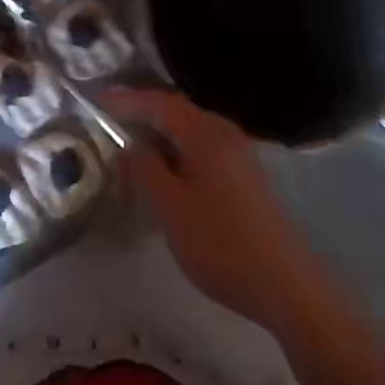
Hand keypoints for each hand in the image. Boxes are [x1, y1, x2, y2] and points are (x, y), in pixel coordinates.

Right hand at [104, 87, 318, 328]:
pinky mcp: (247, 177)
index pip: (160, 102)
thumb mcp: (171, 206)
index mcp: (206, 134)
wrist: (285, 286)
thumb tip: (133, 142)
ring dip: (162, 130)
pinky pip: (204, 147)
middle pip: (178, 111)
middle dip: (144, 110)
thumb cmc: (220, 243)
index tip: (98, 99)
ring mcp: (241, 155)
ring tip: (133, 139)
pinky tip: (167, 166)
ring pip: (192, 130)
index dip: (128, 98)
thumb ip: (147, 168)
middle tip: (111, 115)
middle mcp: (226, 134)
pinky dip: (179, 147)